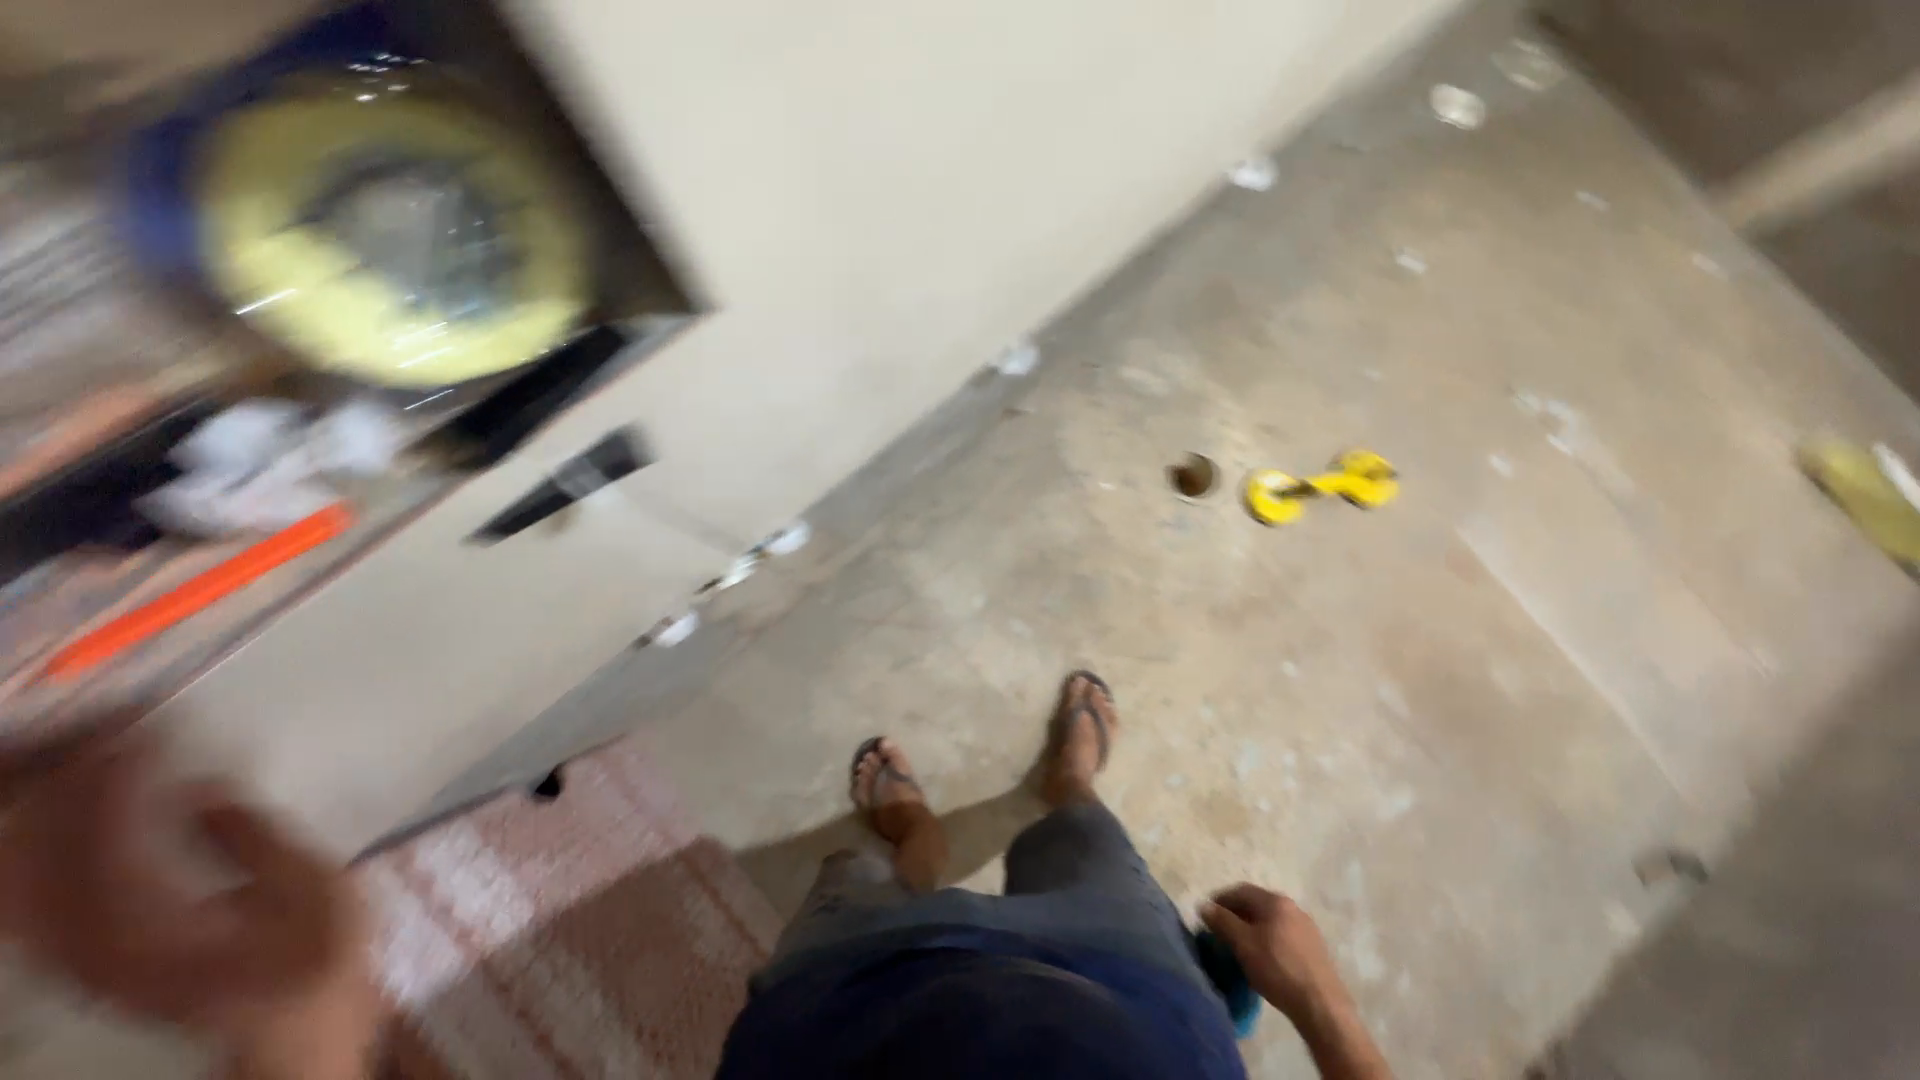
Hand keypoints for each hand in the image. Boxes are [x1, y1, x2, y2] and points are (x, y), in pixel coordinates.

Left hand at [0, 735, 378, 1077]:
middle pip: (42, 852)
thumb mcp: (317, 893)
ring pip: (20, 865)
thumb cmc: (317, 957)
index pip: (112, 843)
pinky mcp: (68, 947)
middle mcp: (90, 948)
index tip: (148, 728)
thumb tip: (208, 790)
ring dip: (46, 798)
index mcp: (158, 934)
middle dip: (67, 778)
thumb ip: (260, 842)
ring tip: (87, 744)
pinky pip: (27, 880)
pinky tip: (70, 792)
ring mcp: (67, 953)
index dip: (121, 780)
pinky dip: (41, 829)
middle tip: (108, 722)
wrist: (289, 1022)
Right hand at [1200, 882, 1347, 1020]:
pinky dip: (1268, 939)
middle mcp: (1293, 907)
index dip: (1220, 900)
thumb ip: (1222, 921)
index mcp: (1275, 901)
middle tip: (1221, 931)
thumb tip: (1204, 905)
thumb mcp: (1242, 944)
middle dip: (1236, 914)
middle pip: (1257, 903)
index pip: (1240, 890)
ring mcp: (1306, 927)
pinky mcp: (1314, 947)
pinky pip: (1283, 934)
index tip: (1207, 916)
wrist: (1321, 1005)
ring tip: (1240, 945)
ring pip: (1271, 920)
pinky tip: (1264, 957)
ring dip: (1252, 927)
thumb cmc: (1277, 969)